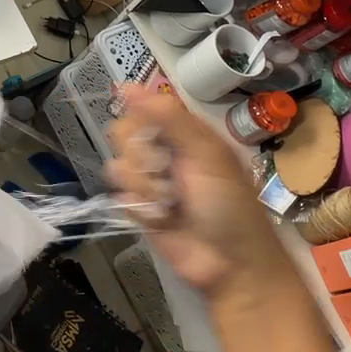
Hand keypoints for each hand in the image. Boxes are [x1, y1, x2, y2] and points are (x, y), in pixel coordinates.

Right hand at [105, 86, 285, 298]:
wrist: (233, 266)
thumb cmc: (230, 205)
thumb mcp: (208, 155)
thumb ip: (170, 118)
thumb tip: (128, 85)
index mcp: (183, 132)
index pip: (141, 107)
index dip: (139, 120)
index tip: (150, 136)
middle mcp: (163, 151)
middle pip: (121, 134)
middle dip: (141, 157)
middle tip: (166, 172)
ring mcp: (150, 180)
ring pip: (117, 166)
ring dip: (144, 187)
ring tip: (169, 203)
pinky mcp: (139, 208)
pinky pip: (118, 196)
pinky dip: (138, 208)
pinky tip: (161, 219)